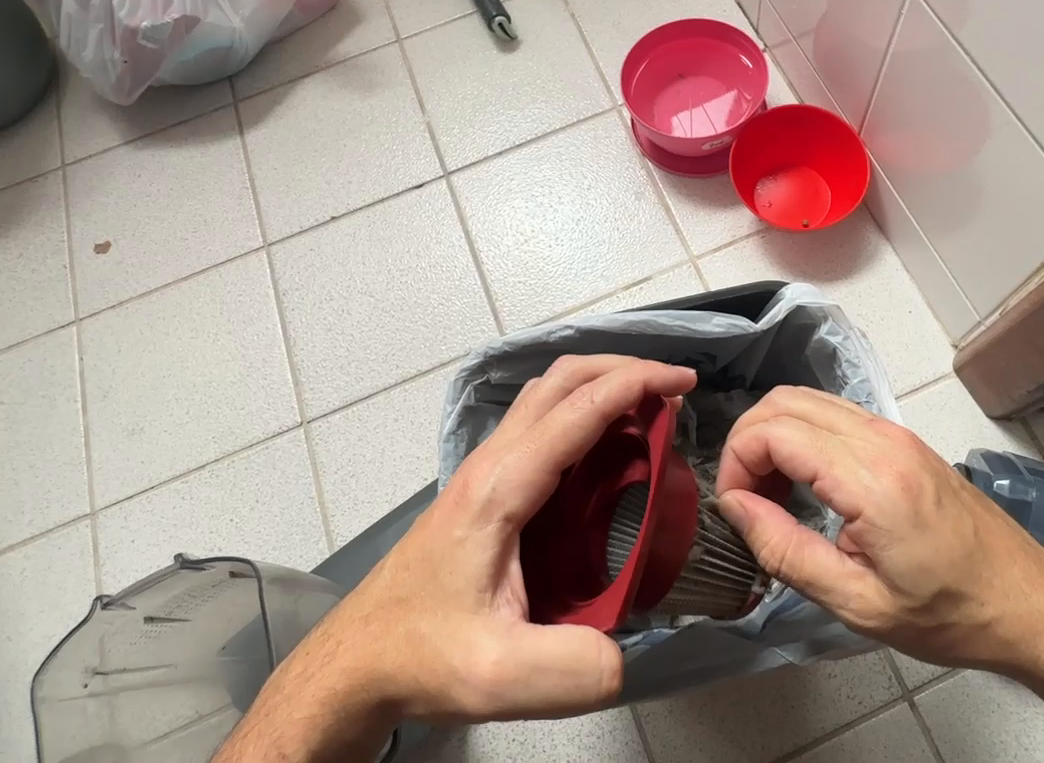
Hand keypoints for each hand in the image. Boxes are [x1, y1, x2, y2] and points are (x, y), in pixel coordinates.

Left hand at [273, 357, 697, 731]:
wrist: (359, 657)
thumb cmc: (422, 654)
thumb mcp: (499, 675)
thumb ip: (575, 667)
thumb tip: (627, 651)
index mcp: (501, 488)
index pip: (577, 409)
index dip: (635, 383)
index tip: (684, 380)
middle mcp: (492, 462)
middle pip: (561, 379)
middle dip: (622, 367)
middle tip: (674, 386)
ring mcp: (486, 470)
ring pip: (548, 396)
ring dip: (601, 385)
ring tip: (650, 409)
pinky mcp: (488, 487)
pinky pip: (542, 425)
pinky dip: (584, 414)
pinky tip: (608, 450)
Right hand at [712, 386, 1043, 672]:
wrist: (1028, 602)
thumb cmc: (948, 613)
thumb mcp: (858, 602)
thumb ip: (785, 550)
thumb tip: (733, 506)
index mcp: (870, 478)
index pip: (773, 431)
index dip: (736, 462)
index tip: (733, 508)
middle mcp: (881, 438)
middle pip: (783, 402)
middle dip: (747, 442)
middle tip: (745, 498)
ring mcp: (894, 431)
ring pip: (805, 398)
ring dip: (772, 434)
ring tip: (771, 492)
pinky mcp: (902, 437)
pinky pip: (831, 411)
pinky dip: (800, 433)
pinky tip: (803, 480)